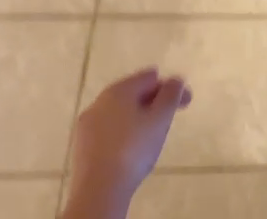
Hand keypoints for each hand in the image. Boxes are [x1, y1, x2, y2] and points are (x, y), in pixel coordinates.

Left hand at [64, 69, 192, 218]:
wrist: (99, 190)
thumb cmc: (134, 149)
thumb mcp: (161, 118)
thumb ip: (172, 94)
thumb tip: (176, 80)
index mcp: (120, 90)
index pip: (151, 77)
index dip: (171, 87)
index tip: (185, 103)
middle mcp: (100, 101)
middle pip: (133, 93)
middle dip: (153, 102)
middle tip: (169, 119)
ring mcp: (87, 124)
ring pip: (119, 112)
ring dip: (137, 117)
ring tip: (151, 135)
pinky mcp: (81, 146)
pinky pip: (108, 130)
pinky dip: (122, 132)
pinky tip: (130, 149)